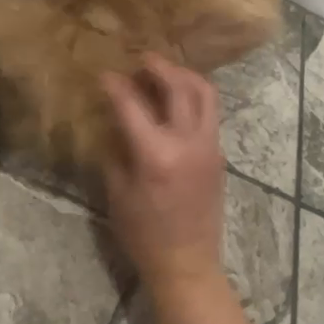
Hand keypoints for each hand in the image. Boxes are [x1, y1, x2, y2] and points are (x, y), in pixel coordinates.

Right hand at [100, 54, 225, 291]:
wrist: (187, 264)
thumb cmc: (143, 234)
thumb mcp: (118, 191)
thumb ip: (117, 148)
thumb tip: (113, 118)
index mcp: (156, 154)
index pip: (132, 104)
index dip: (116, 85)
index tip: (104, 73)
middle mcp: (188, 142)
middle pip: (178, 86)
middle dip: (157, 66)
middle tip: (140, 59)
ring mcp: (209, 146)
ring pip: (204, 92)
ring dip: (183, 75)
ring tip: (163, 72)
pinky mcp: (219, 153)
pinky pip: (209, 112)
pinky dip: (193, 95)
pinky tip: (176, 98)